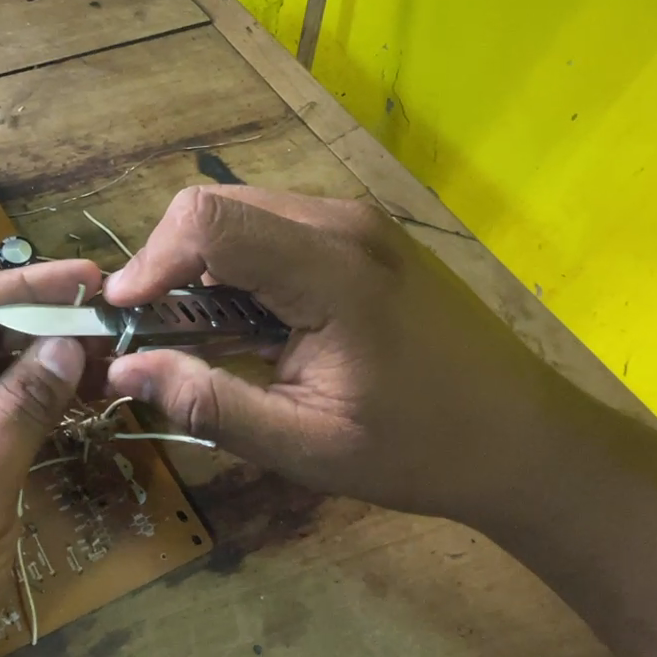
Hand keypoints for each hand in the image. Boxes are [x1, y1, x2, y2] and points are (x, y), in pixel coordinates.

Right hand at [103, 186, 598, 522]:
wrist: (533, 441)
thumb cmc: (424, 451)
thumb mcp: (308, 447)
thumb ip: (209, 403)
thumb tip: (123, 369)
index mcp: (335, 271)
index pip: (211, 222)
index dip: (152, 259)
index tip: (126, 312)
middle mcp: (341, 222)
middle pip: (214, 206)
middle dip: (168, 260)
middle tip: (160, 325)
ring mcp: (353, 219)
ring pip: (237, 209)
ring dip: (199, 260)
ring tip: (202, 325)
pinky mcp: (358, 229)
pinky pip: (268, 222)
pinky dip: (234, 259)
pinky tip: (250, 312)